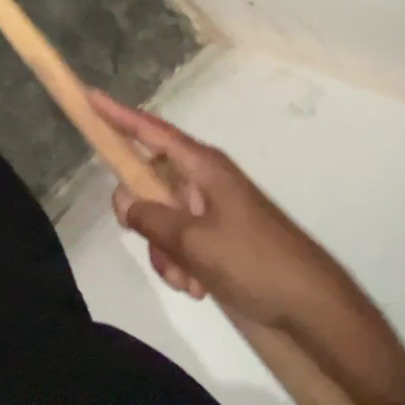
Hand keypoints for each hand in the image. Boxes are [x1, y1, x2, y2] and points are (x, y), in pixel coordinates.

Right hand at [90, 89, 359, 328]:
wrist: (315, 309)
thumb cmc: (255, 262)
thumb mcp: (193, 242)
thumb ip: (150, 217)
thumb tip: (123, 198)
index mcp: (202, 166)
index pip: (150, 131)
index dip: (118, 115)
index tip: (89, 95)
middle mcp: (205, 180)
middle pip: (150, 182)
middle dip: (145, 217)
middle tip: (147, 241)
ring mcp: (214, 210)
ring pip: (163, 218)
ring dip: (164, 249)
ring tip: (187, 279)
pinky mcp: (221, 238)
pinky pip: (181, 240)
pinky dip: (181, 262)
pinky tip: (198, 287)